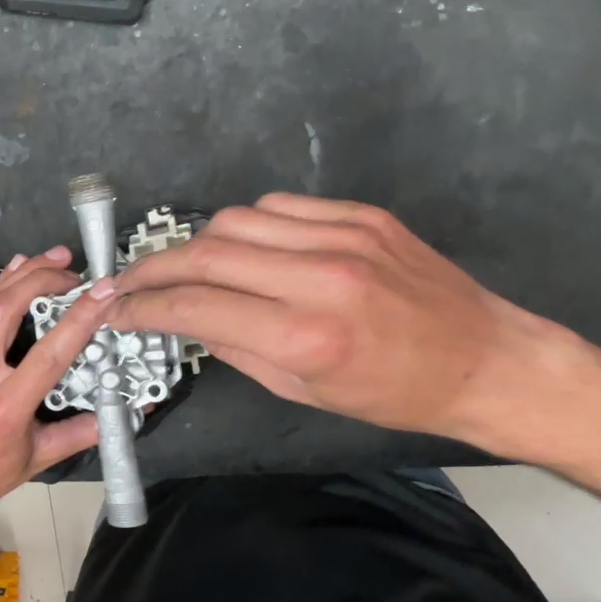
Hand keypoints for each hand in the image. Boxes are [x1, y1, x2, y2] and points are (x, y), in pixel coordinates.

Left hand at [0, 246, 118, 527]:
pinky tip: (17, 275)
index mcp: (5, 407)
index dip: (78, 318)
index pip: (48, 353)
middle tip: (70, 266)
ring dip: (19, 276)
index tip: (102, 292)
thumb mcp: (40, 456)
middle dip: (39, 279)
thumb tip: (122, 411)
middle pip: (3, 310)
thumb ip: (82, 430)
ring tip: (51, 258)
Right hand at [111, 193, 571, 443]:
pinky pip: (280, 208)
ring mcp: (344, 237)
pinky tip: (241, 247)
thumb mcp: (299, 389)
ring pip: (237, 219)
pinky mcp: (363, 216)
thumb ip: (234, 347)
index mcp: (303, 336)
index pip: (194, 307)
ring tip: (183, 266)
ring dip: (196, 243)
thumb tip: (185, 319)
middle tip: (128, 283)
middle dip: (152, 268)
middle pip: (206, 253)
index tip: (117, 311)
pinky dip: (246, 226)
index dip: (143, 307)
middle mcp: (320, 278)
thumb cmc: (389, 393)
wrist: (483, 360)